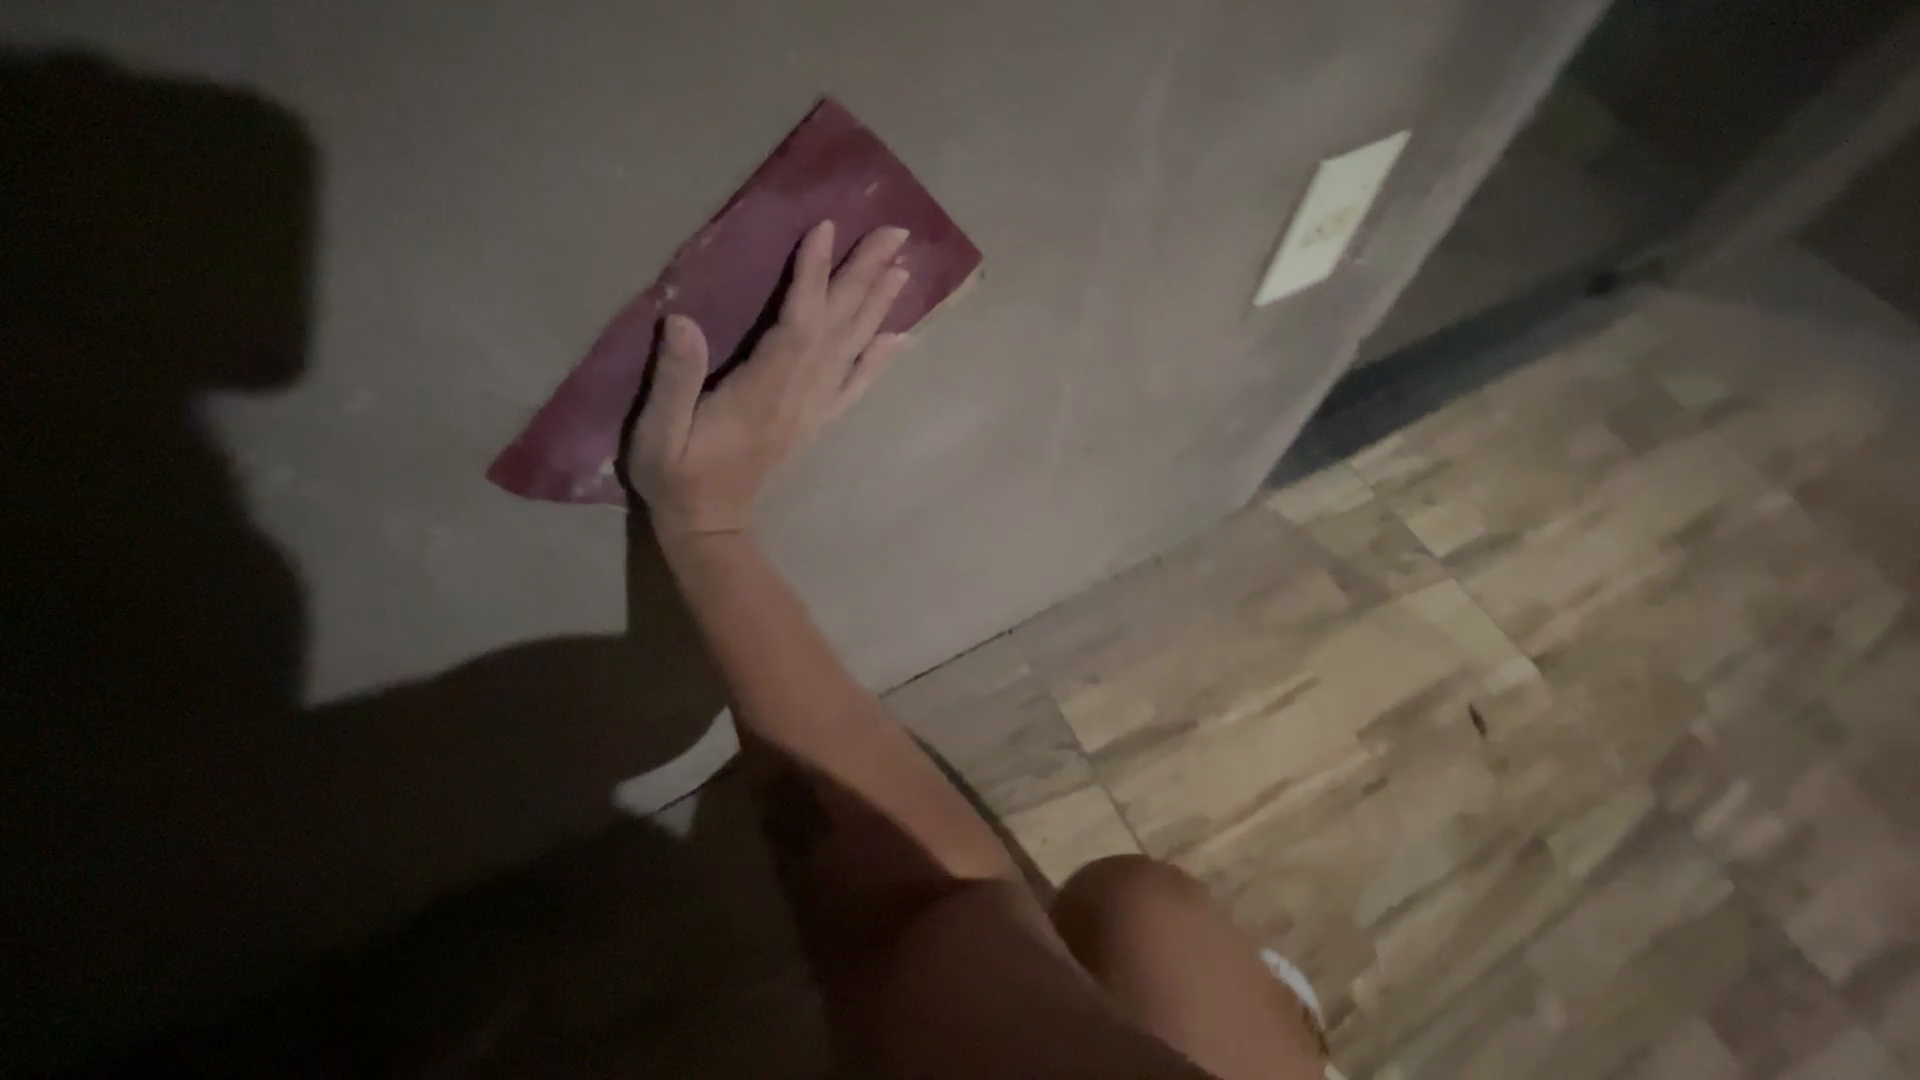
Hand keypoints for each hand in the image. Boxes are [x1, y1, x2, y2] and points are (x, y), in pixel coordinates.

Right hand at [628, 220, 911, 538]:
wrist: (710, 524)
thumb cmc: (676, 477)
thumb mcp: (658, 432)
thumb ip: (675, 379)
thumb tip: (683, 321)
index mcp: (760, 392)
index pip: (796, 325)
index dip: (812, 278)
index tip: (827, 230)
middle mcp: (798, 396)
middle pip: (837, 329)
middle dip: (864, 278)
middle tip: (895, 234)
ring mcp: (812, 410)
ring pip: (852, 351)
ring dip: (878, 308)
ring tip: (903, 269)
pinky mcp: (815, 421)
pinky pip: (855, 387)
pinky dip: (880, 361)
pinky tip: (900, 338)